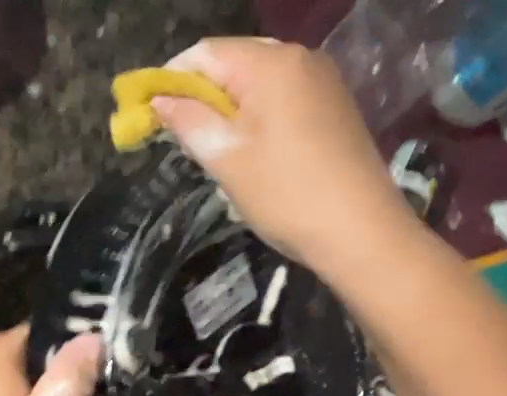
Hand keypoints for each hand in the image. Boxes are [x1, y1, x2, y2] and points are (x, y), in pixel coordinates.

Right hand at [150, 38, 417, 270]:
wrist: (359, 229)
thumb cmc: (285, 194)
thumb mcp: (226, 159)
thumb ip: (189, 121)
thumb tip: (161, 99)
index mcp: (270, 64)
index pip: (204, 53)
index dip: (170, 78)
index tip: (148, 113)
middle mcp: (299, 58)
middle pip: (233, 62)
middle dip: (200, 93)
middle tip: (180, 135)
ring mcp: (322, 80)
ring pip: (258, 81)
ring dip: (228, 107)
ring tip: (214, 149)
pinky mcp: (334, 105)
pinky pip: (282, 97)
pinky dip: (257, 115)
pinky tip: (250, 150)